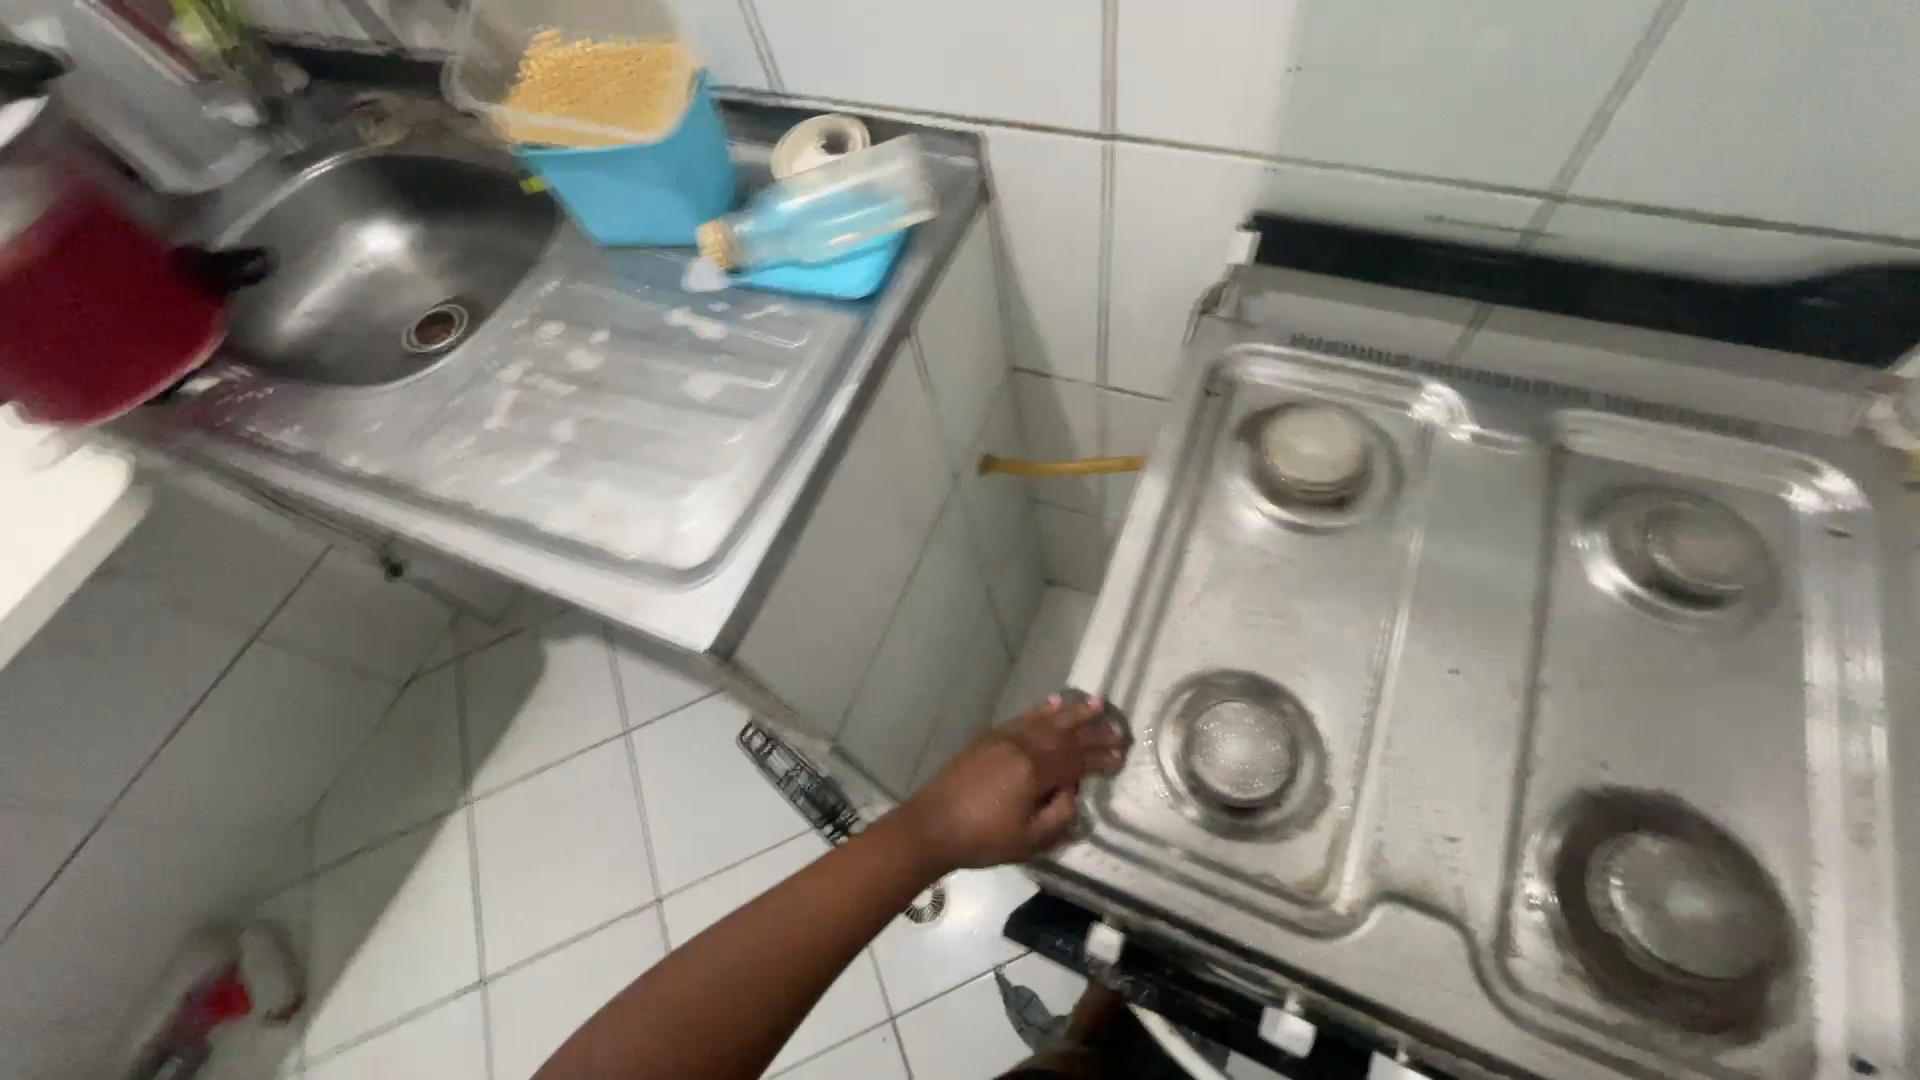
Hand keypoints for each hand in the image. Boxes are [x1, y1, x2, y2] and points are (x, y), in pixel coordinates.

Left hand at [893, 693, 1126, 872]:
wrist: (933, 825)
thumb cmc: (983, 839)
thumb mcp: (1030, 840)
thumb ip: (1060, 814)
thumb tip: (1072, 791)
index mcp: (1035, 771)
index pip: (1078, 760)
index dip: (1101, 758)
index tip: (1121, 756)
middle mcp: (1023, 746)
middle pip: (1066, 735)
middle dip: (1094, 731)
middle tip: (1118, 728)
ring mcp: (1005, 737)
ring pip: (1047, 719)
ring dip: (1072, 712)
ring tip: (1095, 703)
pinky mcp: (990, 737)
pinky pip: (1024, 717)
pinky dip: (1042, 709)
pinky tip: (1054, 702)